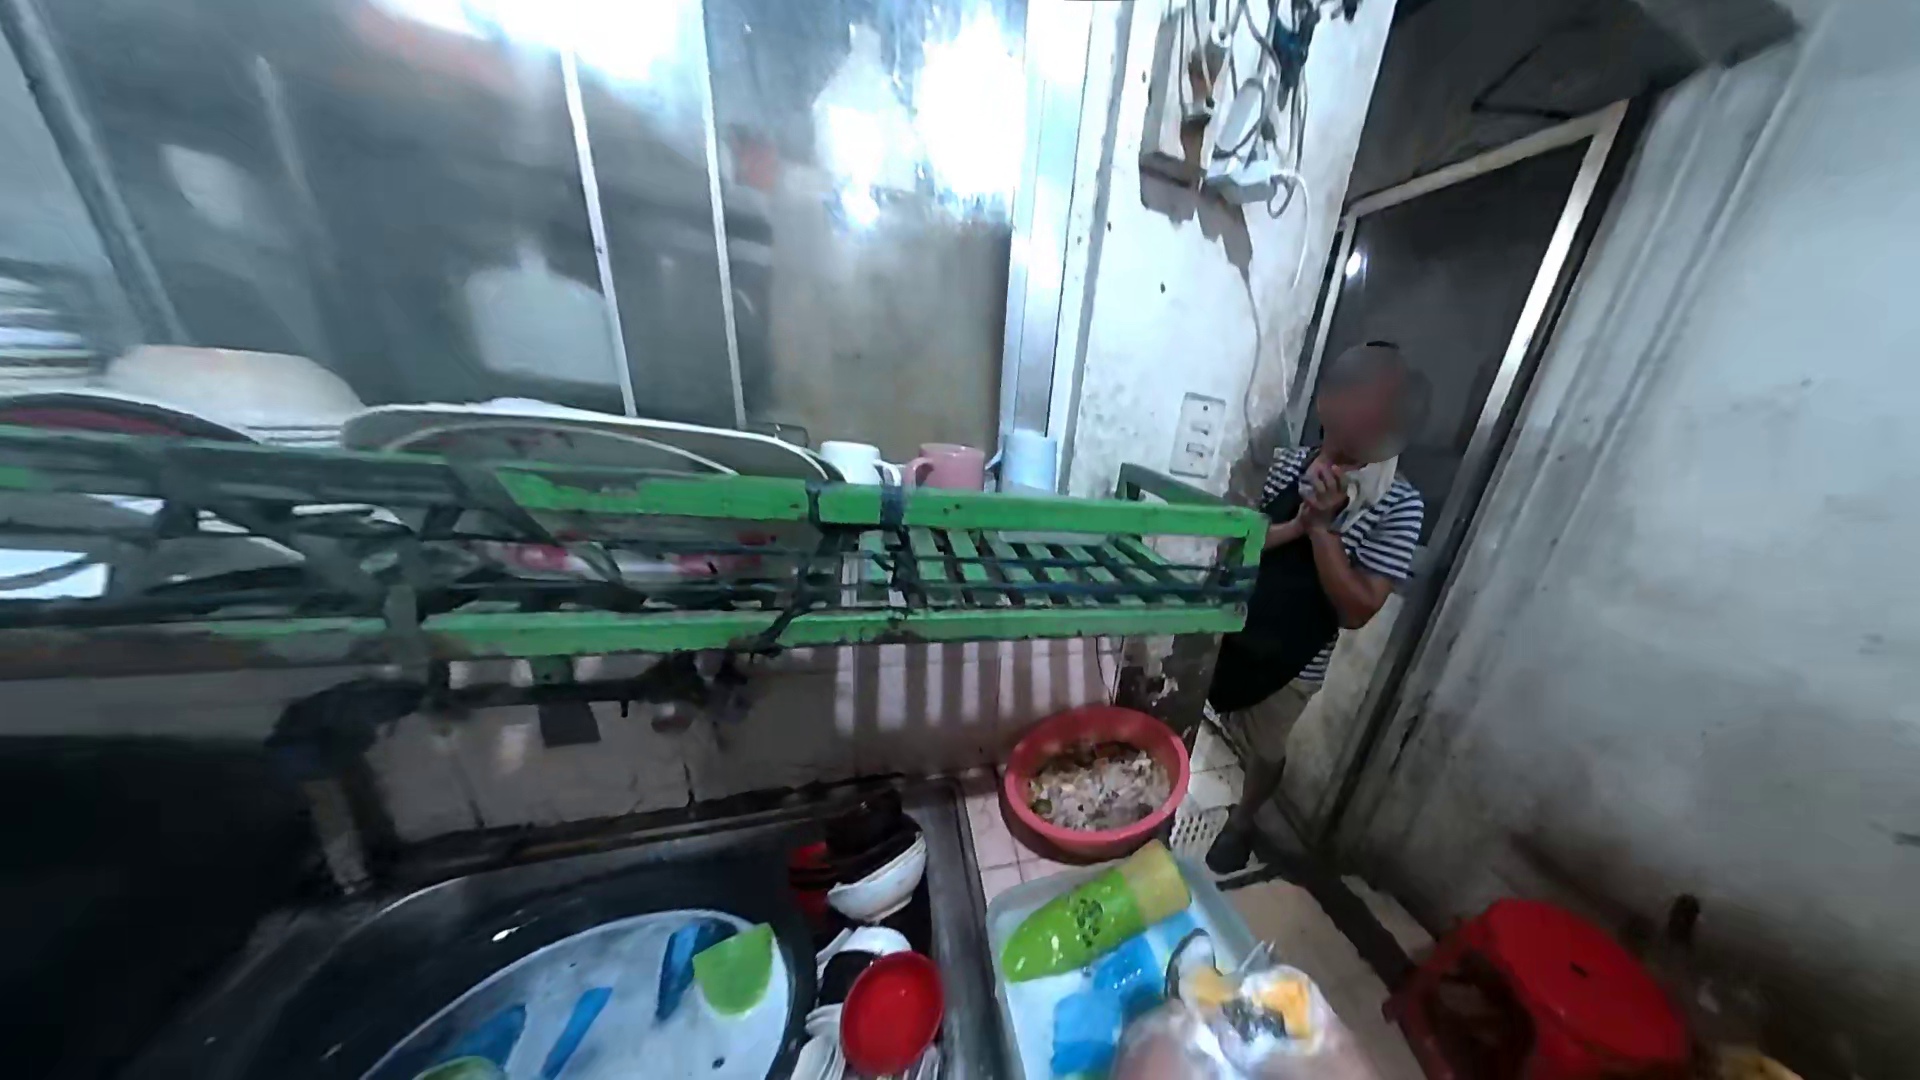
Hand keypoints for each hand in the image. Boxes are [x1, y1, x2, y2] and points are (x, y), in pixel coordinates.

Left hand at [1298, 459, 1348, 526]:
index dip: (1340, 474)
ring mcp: (1326, 504)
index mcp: (1342, 499)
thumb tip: (1329, 475)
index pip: (1344, 484)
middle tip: (1319, 466)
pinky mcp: (1315, 508)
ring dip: (1314, 479)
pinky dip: (1303, 492)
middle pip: (1331, 483)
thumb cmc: (1323, 514)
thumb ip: (1333, 491)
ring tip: (1309, 474)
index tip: (1334, 466)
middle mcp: (1335, 501)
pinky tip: (1300, 489)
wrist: (1316, 529)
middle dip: (1325, 473)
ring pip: (1320, 488)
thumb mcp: (1332, 502)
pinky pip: (1308, 496)